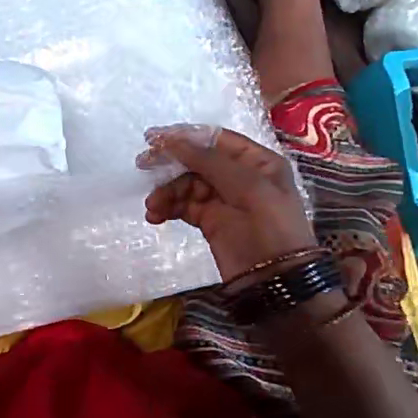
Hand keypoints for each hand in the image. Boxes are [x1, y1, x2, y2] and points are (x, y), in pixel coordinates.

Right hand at [139, 125, 316, 279]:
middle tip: (142, 165)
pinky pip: (184, 206)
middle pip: (198, 161)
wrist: (275, 281)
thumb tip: (172, 140)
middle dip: (171, 165)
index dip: (186, 137)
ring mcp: (224, 199)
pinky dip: (169, 208)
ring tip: (153, 206)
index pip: (216, 140)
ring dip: (167, 192)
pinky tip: (155, 216)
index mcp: (257, 162)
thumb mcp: (247, 187)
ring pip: (187, 185)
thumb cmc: (270, 228)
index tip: (154, 138)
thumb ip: (210, 161)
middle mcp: (240, 176)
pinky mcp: (210, 221)